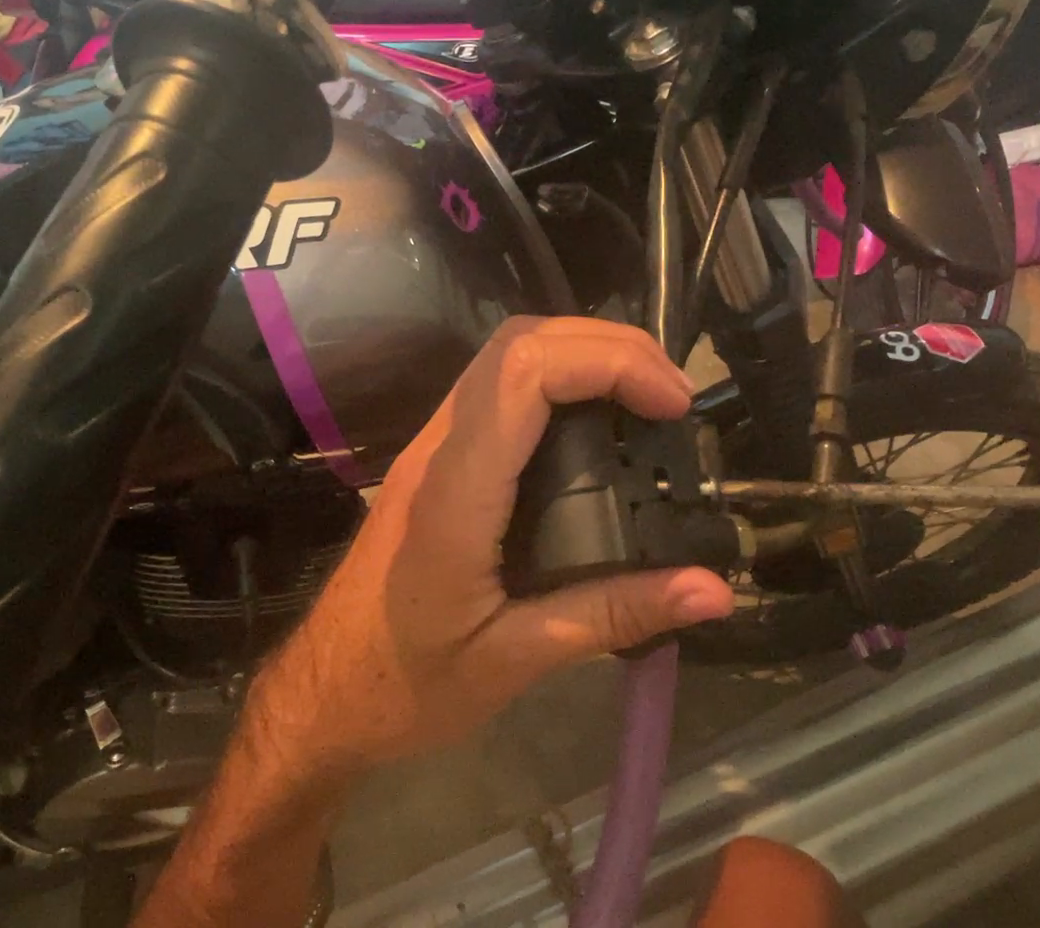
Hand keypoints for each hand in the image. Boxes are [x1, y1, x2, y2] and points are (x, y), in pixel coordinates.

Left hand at [247, 316, 735, 780]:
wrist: (323, 695)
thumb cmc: (403, 686)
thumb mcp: (513, 659)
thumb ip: (611, 615)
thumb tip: (716, 589)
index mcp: (453, 491)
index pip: (524, 373)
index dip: (609, 361)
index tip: (674, 403)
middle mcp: (435, 452)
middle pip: (515, 344)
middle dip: (605, 346)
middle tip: (673, 397)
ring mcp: (427, 454)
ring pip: (502, 361)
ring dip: (580, 359)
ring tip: (647, 406)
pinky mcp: (432, 469)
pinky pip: (494, 397)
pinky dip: (555, 387)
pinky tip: (596, 433)